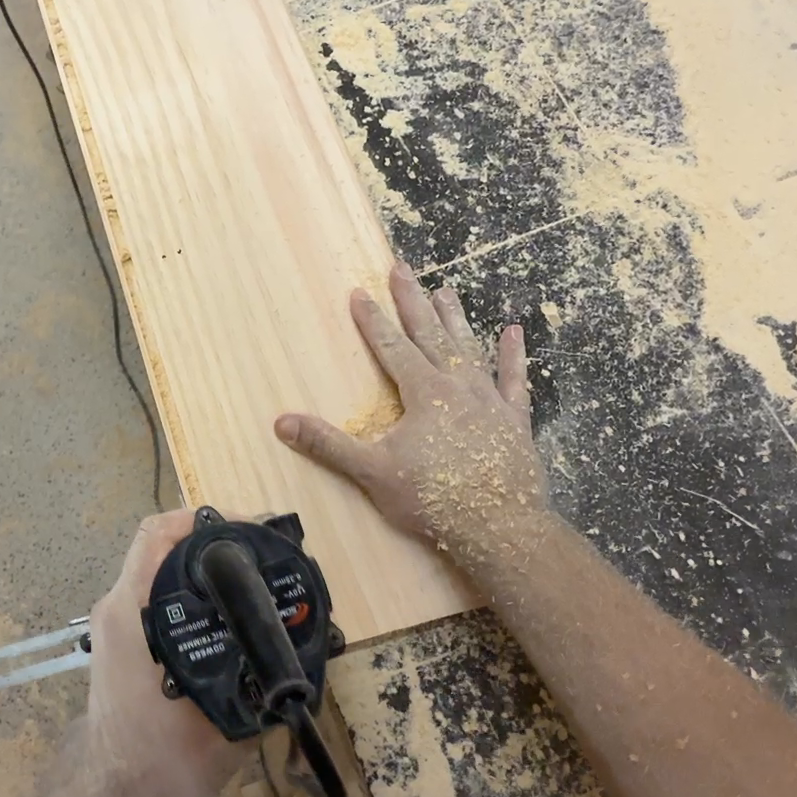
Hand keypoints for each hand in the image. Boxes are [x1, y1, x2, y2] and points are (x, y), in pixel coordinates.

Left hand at [82, 509, 244, 796]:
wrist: (114, 790)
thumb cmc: (161, 760)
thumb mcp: (221, 724)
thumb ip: (260, 688)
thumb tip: (302, 661)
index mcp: (132, 613)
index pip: (157, 536)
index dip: (201, 518)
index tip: (246, 528)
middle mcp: (117, 606)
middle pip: (159, 542)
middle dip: (208, 534)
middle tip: (256, 548)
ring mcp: (114, 619)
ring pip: (156, 564)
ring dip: (197, 557)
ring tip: (244, 569)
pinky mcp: (118, 634)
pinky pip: (153, 589)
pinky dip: (185, 582)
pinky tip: (221, 603)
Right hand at [274, 262, 549, 559]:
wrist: (498, 527)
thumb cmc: (432, 498)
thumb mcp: (371, 472)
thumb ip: (328, 444)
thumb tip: (281, 423)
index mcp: (423, 393)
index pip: (391, 347)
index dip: (372, 321)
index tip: (359, 293)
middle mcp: (456, 385)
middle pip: (430, 335)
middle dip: (412, 302)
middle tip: (402, 268)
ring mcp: (489, 400)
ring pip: (469, 348)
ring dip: (455, 319)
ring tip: (446, 290)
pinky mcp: (514, 420)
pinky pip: (515, 380)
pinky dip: (513, 356)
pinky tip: (514, 332)